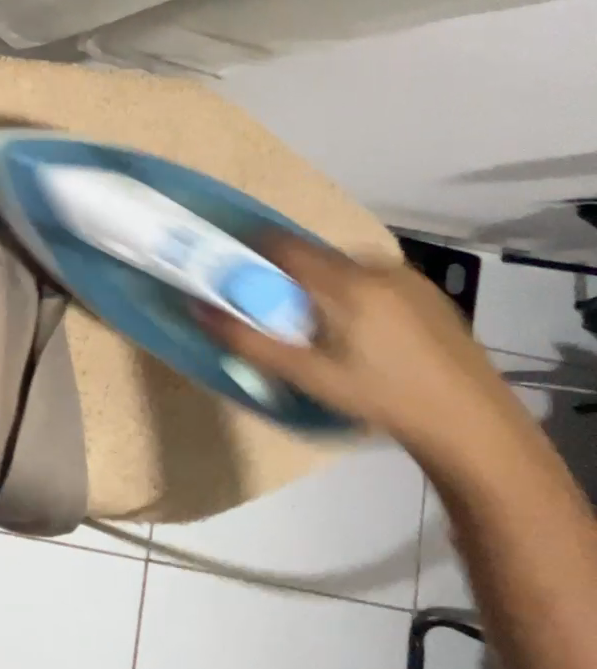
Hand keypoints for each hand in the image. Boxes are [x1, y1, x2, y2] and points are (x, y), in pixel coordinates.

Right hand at [200, 236, 527, 459]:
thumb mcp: (304, 374)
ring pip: (341, 266)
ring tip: (316, 325)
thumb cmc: (379, 398)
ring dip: (318, 283)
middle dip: (283, 274)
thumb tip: (196, 306)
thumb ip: (245, 339)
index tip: (230, 270)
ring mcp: (409, 279)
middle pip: (310, 254)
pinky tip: (358, 331)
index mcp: (345, 282)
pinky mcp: (430, 294)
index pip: (280, 243)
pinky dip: (350, 292)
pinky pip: (371, 278)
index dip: (248, 249)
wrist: (473, 426)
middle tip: (272, 310)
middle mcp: (377, 268)